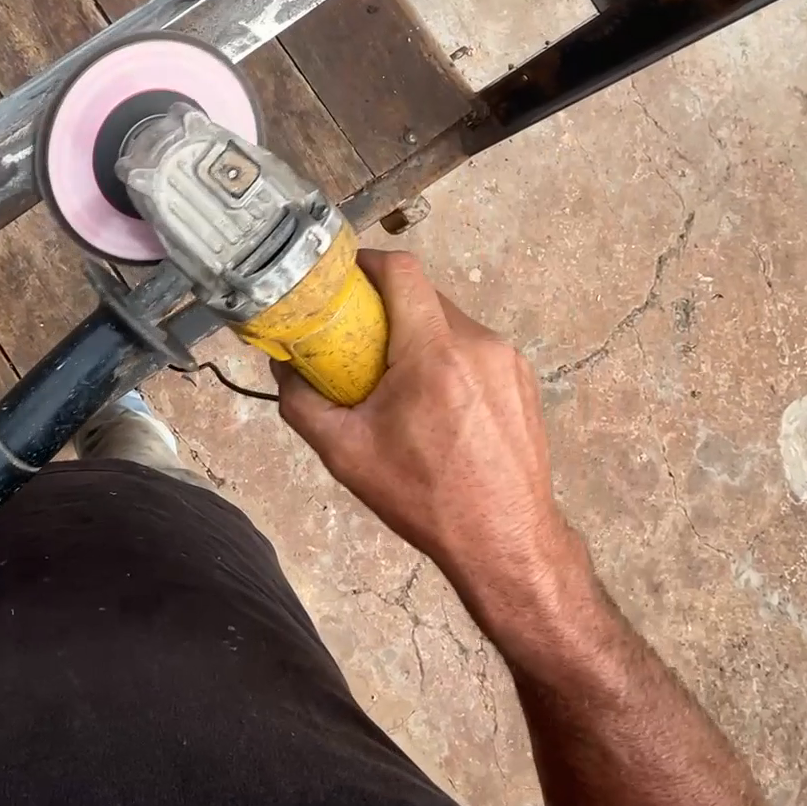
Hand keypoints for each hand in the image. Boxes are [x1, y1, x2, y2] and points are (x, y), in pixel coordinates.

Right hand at [274, 250, 578, 636]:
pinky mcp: (522, 378)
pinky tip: (431, 398)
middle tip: (354, 334)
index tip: (341, 278)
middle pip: (422, 292)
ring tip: (391, 372)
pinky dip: (443, 353)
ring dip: (414, 330)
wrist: (506, 543)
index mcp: (433, 354)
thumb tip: (284, 366)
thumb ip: (301, 401)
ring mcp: (507, 359)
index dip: (366, 261)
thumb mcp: (343, 452)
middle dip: (383, 302)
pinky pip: (472, 344)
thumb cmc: (422, 497)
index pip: (401, 270)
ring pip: (448, 318)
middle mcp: (477, 343)